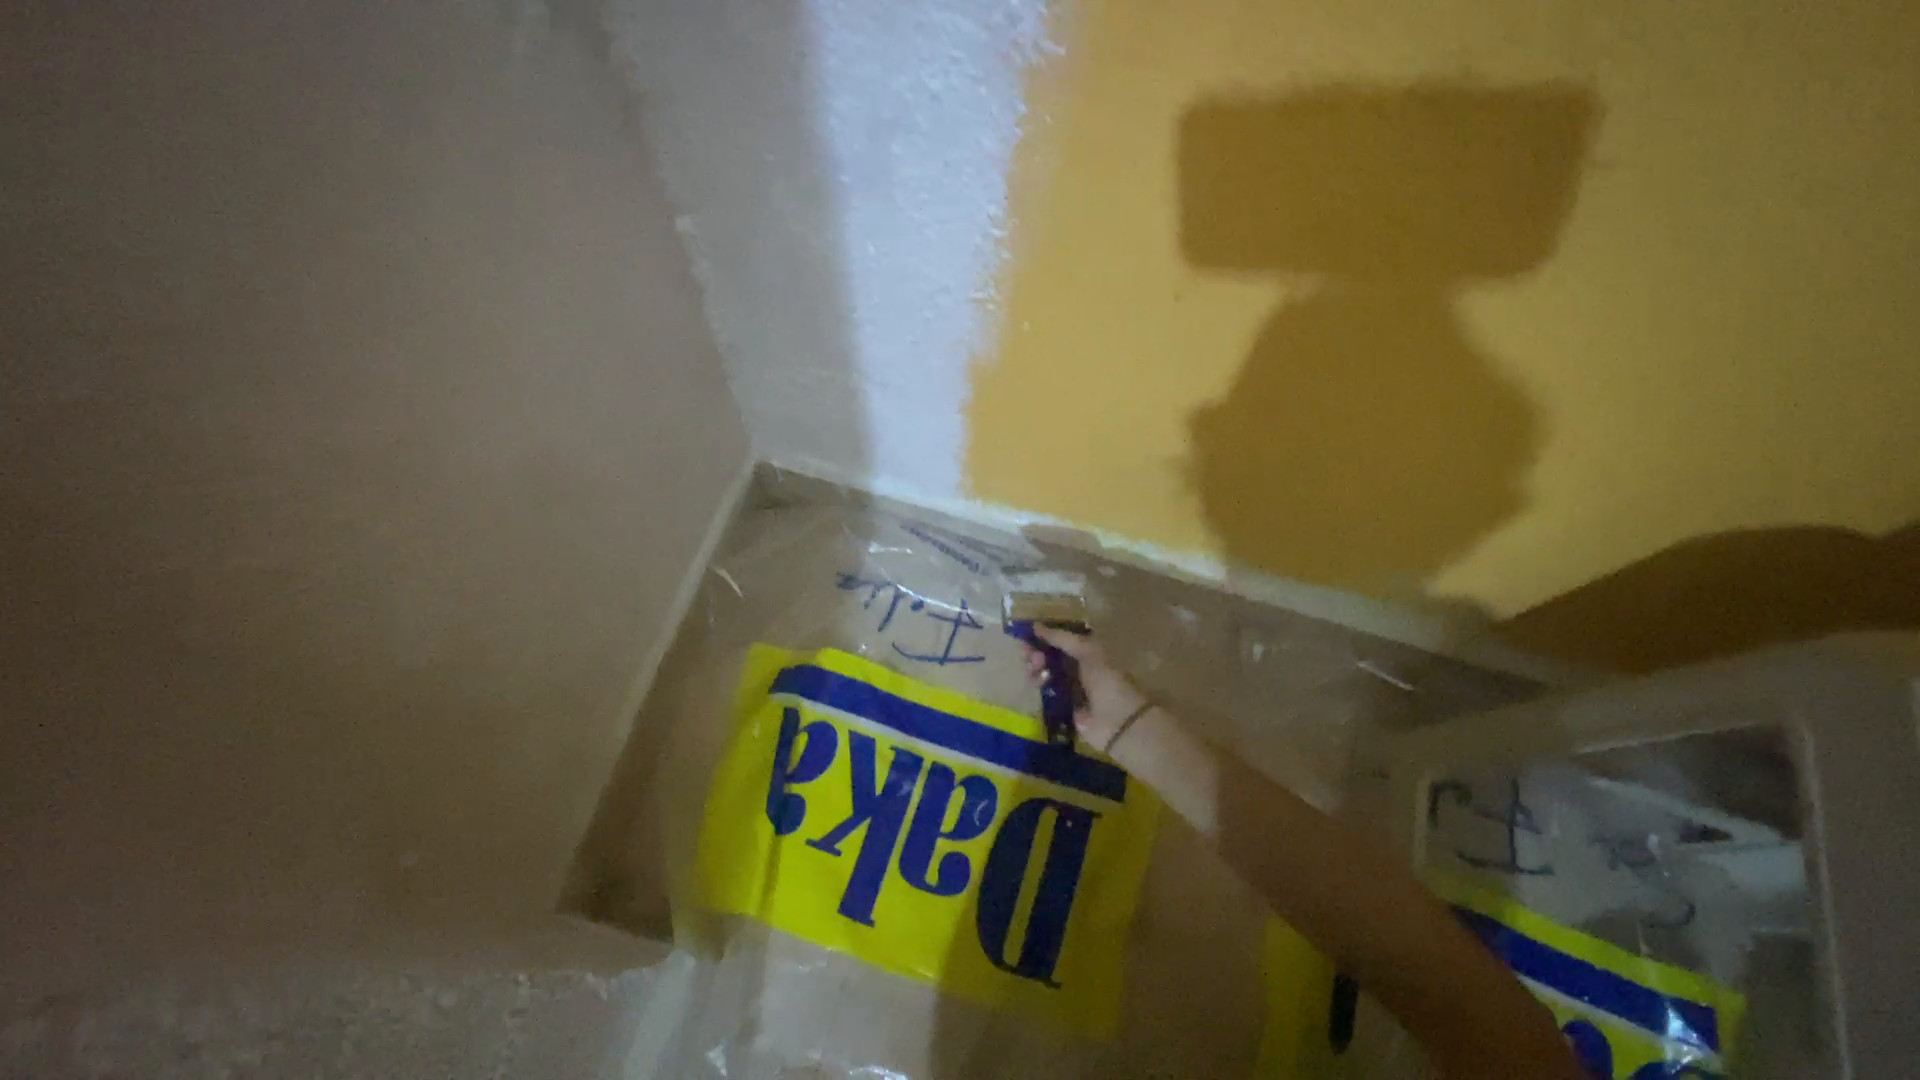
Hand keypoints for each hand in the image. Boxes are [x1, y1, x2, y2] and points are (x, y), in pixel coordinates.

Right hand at [1021, 626, 1149, 751]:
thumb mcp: (1087, 651)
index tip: (1028, 633)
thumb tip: (1035, 625)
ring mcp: (1070, 687)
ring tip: (1035, 667)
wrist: (1116, 720)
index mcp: (1089, 652)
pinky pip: (1045, 690)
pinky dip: (1040, 683)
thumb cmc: (1106, 680)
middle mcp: (1079, 667)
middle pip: (1050, 655)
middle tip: (1028, 653)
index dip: (1045, 635)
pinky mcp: (1062, 705)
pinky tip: (1039, 681)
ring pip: (1045, 671)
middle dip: (1037, 651)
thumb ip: (1061, 638)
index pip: (1062, 639)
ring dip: (1036, 666)